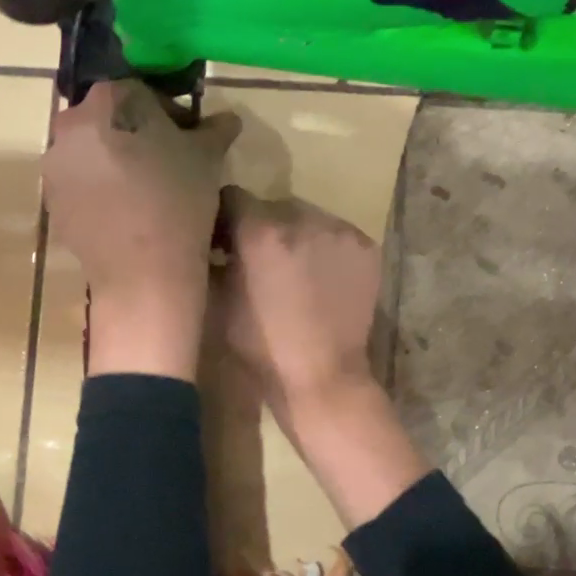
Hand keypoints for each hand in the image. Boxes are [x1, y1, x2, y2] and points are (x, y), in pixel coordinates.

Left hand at [45, 81, 240, 379]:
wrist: (143, 270)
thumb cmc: (179, 200)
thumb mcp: (207, 158)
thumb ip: (215, 130)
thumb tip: (228, 120)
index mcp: (107, 100)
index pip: (140, 92)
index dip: (168, 113)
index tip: (188, 138)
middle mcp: (70, 124)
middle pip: (108, 120)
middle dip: (135, 136)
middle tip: (167, 163)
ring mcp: (55, 166)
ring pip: (91, 153)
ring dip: (115, 163)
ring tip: (146, 191)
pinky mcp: (52, 202)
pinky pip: (80, 185)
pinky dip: (100, 191)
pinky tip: (126, 213)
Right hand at [217, 187, 427, 528]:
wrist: (323, 378)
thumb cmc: (262, 347)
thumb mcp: (219, 304)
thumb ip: (211, 262)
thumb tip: (209, 243)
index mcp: (260, 231)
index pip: (232, 197)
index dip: (224, 218)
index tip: (223, 240)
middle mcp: (302, 218)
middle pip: (273, 207)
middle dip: (262, 227)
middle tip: (260, 260)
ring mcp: (340, 231)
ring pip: (308, 217)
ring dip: (296, 235)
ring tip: (294, 270)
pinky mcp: (366, 247)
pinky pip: (337, 235)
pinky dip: (325, 249)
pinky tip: (321, 279)